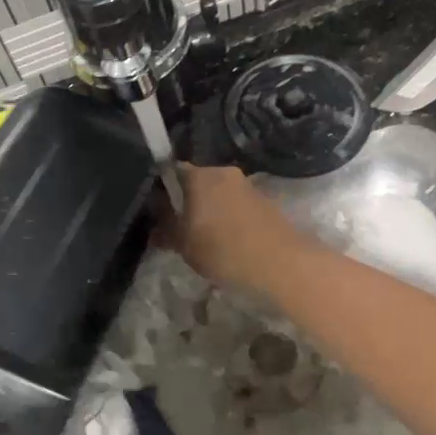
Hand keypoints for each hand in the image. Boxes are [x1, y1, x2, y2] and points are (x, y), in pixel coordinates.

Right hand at [158, 163, 313, 288]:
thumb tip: (154, 224)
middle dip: (187, 202)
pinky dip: (229, 218)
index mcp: (199, 176)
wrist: (281, 262)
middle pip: (197, 182)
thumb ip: (165, 230)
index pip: (172, 172)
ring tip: (206, 239)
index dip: (162, 190)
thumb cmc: (223, 250)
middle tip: (180, 228)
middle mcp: (223, 172)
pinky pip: (237, 205)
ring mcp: (247, 185)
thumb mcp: (184, 245)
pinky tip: (229, 241)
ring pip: (219, 194)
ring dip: (210, 210)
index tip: (158, 211)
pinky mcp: (265, 200)